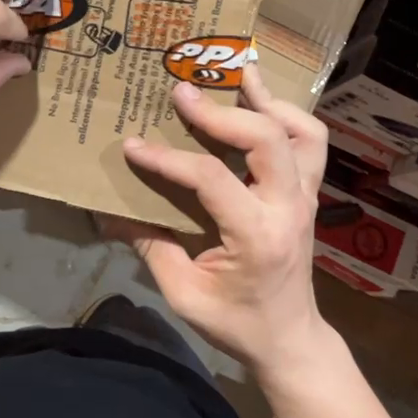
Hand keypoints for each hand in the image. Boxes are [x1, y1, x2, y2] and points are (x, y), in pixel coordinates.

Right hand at [110, 65, 335, 372]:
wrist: (290, 340)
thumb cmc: (235, 322)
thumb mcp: (183, 293)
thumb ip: (150, 247)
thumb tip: (108, 214)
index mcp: (256, 235)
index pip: (211, 178)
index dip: (167, 158)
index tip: (132, 145)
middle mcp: (288, 208)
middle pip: (265, 138)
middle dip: (220, 111)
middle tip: (181, 92)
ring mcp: (305, 199)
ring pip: (301, 133)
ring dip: (269, 102)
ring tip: (238, 78)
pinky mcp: (308, 196)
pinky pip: (309, 144)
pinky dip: (287, 118)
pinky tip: (260, 106)